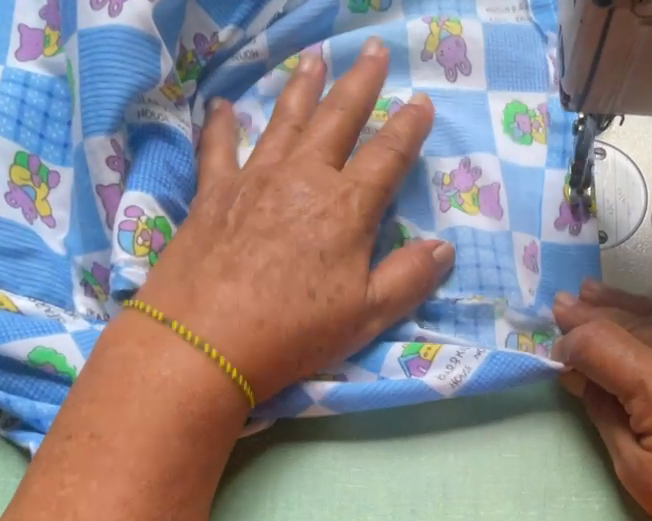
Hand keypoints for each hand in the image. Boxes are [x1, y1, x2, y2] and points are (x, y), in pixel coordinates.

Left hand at [133, 39, 451, 400]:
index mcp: (347, 208)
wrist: (207, 338)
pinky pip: (219, 148)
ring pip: (284, 121)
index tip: (422, 103)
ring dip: (303, 89)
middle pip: (337, 120)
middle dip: (360, 84)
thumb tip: (444, 249)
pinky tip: (221, 108)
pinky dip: (221, 126)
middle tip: (375, 51)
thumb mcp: (367, 316)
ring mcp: (254, 180)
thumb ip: (408, 278)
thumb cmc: (296, 332)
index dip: (408, 129)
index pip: (387, 157)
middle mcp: (303, 178)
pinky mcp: (213, 193)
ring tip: (315, 60)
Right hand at [554, 280, 651, 520]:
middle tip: (563, 306)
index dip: (572, 344)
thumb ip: (604, 412)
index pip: (601, 344)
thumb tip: (578, 375)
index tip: (556, 352)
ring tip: (597, 294)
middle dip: (593, 316)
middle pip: (634, 321)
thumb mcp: (634, 470)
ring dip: (631, 303)